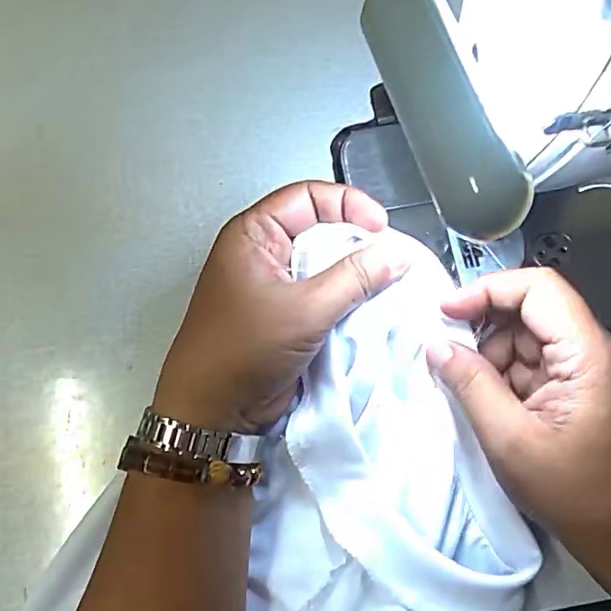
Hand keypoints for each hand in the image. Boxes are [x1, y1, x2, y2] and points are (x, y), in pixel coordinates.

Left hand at [154, 182, 408, 431]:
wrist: (214, 413)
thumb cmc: (242, 352)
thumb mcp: (305, 309)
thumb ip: (355, 278)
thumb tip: (396, 255)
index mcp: (254, 236)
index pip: (308, 197)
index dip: (348, 204)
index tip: (381, 227)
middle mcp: (266, 254)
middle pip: (323, 229)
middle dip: (359, 241)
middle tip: (390, 259)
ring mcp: (279, 286)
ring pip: (329, 265)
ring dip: (359, 274)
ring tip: (389, 284)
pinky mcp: (291, 315)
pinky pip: (329, 296)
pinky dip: (352, 300)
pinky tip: (375, 308)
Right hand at [426, 268, 610, 586]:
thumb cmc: (574, 493)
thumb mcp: (510, 441)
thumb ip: (472, 386)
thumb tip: (437, 346)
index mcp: (589, 353)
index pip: (540, 288)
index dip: (489, 290)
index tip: (447, 312)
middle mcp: (595, 350)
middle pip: (534, 311)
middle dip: (488, 330)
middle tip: (451, 360)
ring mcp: (591, 369)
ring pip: (532, 338)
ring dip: (496, 357)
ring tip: (472, 393)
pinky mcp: (584, 388)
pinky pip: (540, 364)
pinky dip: (509, 376)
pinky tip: (492, 403)